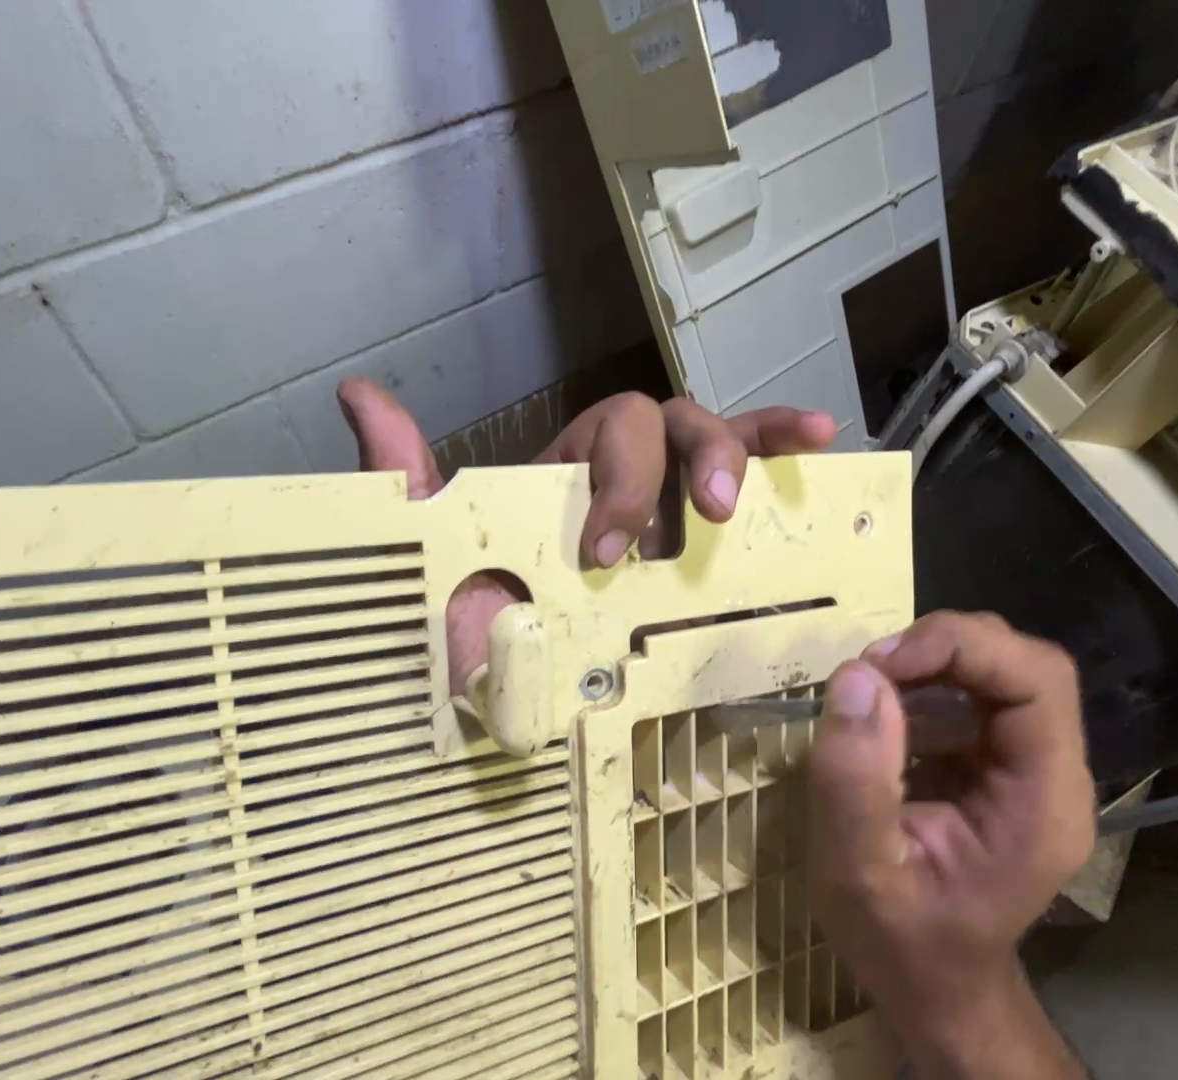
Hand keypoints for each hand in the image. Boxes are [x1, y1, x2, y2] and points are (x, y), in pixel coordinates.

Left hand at [336, 378, 834, 693]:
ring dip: (743, 445)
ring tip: (768, 476)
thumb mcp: (432, 557)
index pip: (607, 434)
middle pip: (666, 421)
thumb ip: (403, 477)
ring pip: (709, 435)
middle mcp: (616, 473)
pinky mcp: (698, 536)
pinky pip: (749, 475)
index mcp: (561, 471)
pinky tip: (819, 441)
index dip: (621, 482)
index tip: (606, 554)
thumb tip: (358, 394)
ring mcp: (663, 501)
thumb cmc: (474, 621)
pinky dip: (779, 448)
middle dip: (688, 462)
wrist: (506, 688)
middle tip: (706, 515)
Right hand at [807, 612, 1094, 1079]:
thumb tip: (857, 676)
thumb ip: (855, 779)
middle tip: (867, 675)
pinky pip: (969, 693)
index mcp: (1043, 803)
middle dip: (941, 648)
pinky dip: (920, 683)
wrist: (933, 984)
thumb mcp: (857, 872)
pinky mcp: (996, 761)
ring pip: (995, 669)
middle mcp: (1052, 774)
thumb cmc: (900, 944)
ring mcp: (1027, 766)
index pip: (1036, 680)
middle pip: (1022, 663)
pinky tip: (881, 717)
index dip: (960, 648)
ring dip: (926, 663)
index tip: (880, 664)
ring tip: (866, 696)